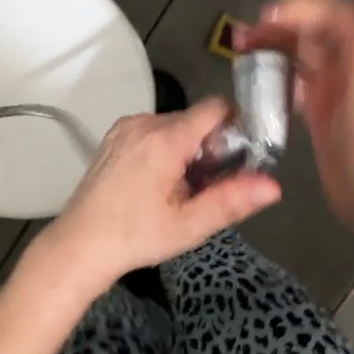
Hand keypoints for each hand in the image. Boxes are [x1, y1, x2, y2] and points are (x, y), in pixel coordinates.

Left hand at [24, 98, 280, 290]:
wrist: (79, 245)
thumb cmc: (134, 237)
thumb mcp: (189, 225)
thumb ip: (232, 201)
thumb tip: (274, 186)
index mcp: (164, 139)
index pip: (215, 108)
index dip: (236, 126)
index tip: (242, 155)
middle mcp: (144, 123)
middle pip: (196, 120)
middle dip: (211, 147)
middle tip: (209, 186)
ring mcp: (125, 128)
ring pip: (174, 126)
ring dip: (187, 150)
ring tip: (181, 190)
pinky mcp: (114, 138)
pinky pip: (153, 132)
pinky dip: (165, 150)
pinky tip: (159, 184)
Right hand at [242, 0, 353, 235]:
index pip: (335, 14)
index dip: (302, 7)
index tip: (268, 16)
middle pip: (315, 31)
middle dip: (280, 26)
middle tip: (242, 36)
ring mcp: (338, 90)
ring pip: (303, 55)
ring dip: (274, 47)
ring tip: (242, 50)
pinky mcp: (323, 113)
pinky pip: (297, 82)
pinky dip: (277, 75)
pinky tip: (256, 83)